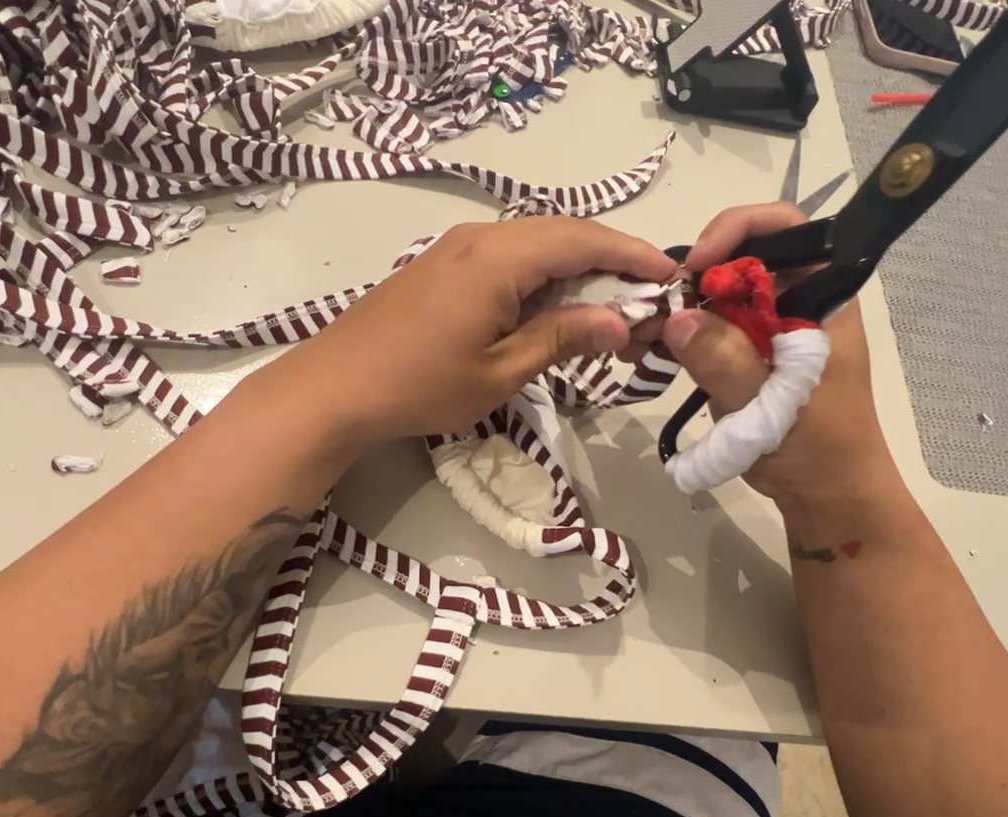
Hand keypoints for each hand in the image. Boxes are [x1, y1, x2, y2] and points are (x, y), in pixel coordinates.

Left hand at [271, 217, 676, 446]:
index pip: (585, 239)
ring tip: (605, 317)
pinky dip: (539, 283)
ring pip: (534, 249)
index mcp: (500, 256)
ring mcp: (455, 249)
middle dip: (609, 268)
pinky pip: (505, 262)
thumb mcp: (500, 371)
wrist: (335, 388)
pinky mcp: (439, 268)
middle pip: (562, 237)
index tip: (672, 278)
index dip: (633, 255)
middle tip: (642, 308)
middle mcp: (480, 237)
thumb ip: (563, 338)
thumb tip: (621, 321)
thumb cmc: (420, 386)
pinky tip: (550, 315)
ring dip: (573, 277)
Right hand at [662, 202, 895, 505]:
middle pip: (740, 262)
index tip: (698, 264)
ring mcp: (767, 332)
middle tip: (654, 306)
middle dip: (694, 277)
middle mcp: (794, 305)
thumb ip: (726, 362)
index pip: (786, 231)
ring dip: (679, 310)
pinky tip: (650, 352)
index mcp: (821, 300)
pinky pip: (708, 333)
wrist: (825, 495)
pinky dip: (679, 338)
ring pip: (718, 298)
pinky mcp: (745, 357)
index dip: (738, 230)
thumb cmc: (816, 450)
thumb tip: (677, 318)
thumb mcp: (770, 408)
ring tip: (642, 335)